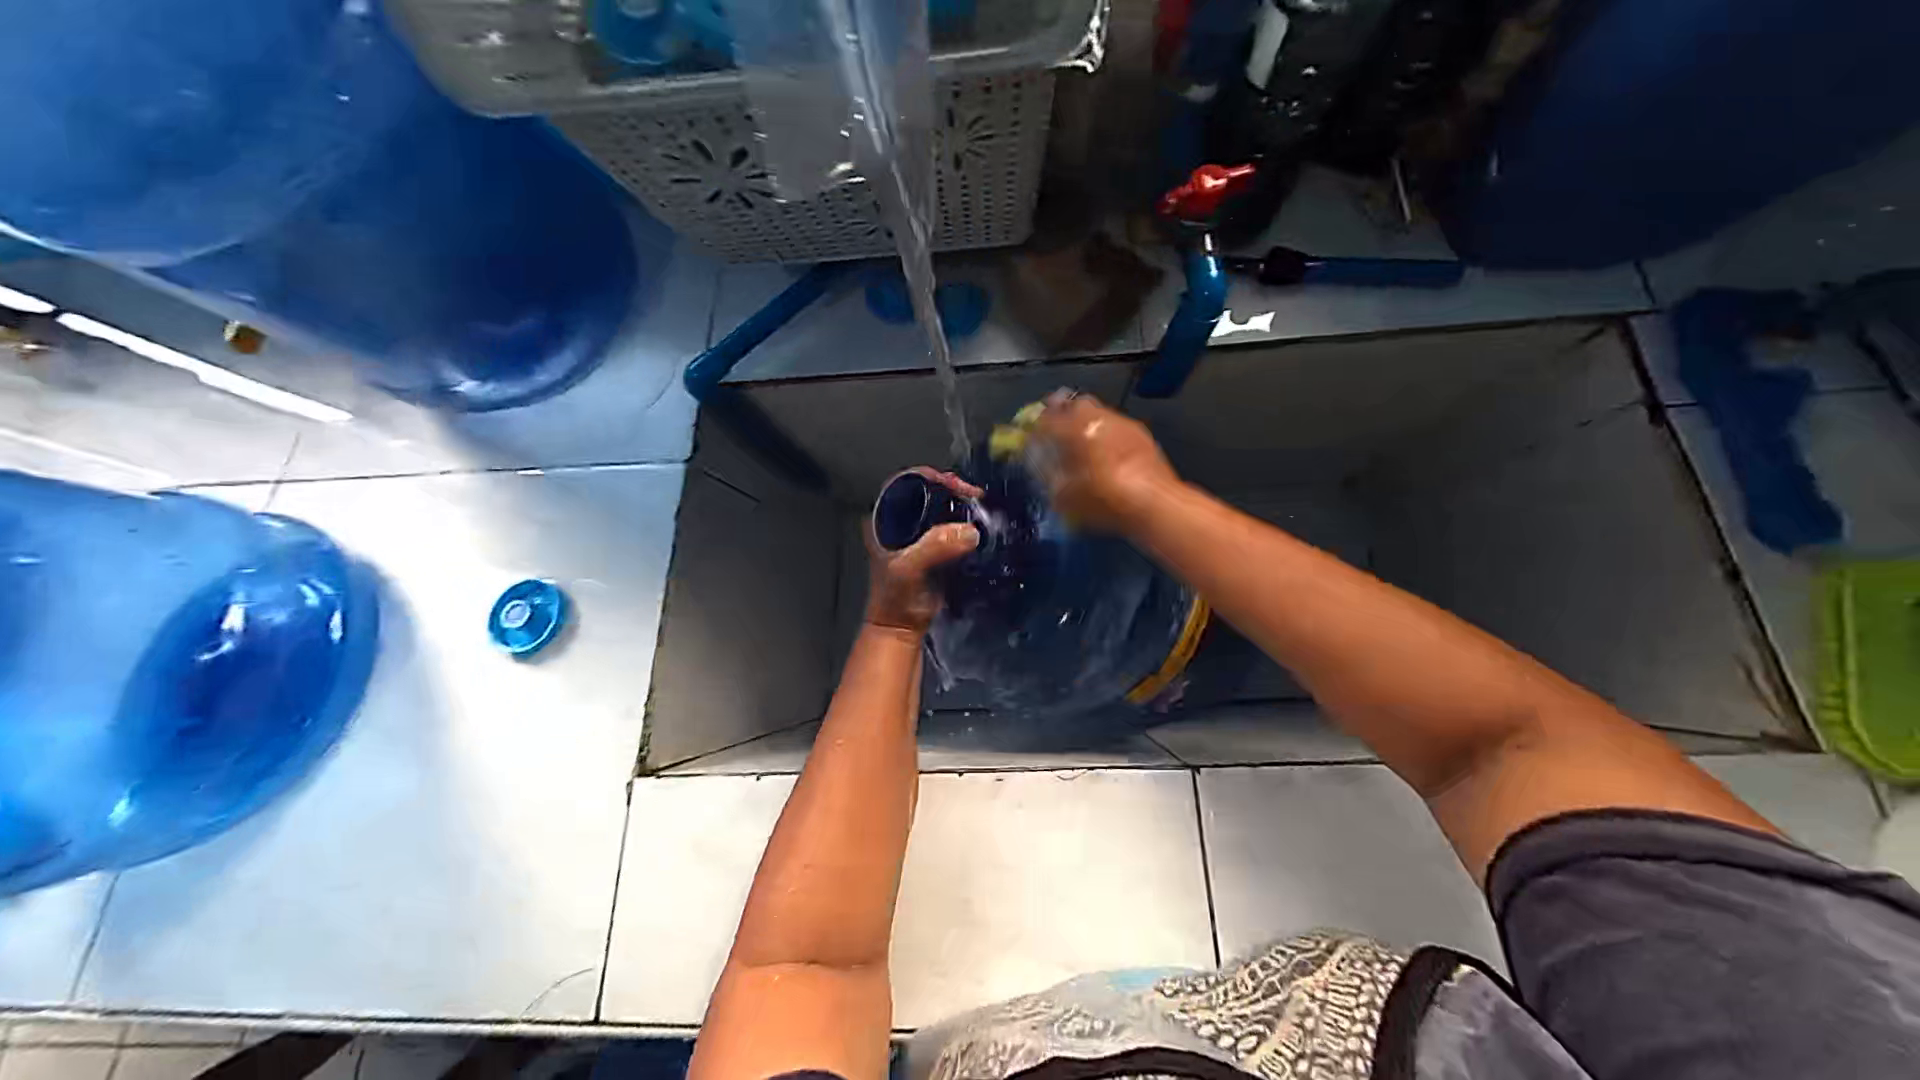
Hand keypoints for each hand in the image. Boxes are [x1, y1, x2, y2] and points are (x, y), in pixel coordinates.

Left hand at [864, 468, 980, 635]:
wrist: (902, 629)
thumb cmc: (897, 599)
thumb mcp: (910, 569)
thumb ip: (934, 548)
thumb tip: (969, 532)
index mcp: (883, 519)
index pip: (905, 483)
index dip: (929, 477)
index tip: (953, 484)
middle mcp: (898, 520)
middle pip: (927, 491)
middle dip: (950, 488)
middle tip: (972, 494)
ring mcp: (917, 533)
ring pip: (941, 507)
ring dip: (961, 504)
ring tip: (979, 505)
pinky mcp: (935, 547)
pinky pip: (952, 525)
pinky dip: (966, 521)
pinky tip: (980, 521)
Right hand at [1031, 390, 1179, 530]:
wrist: (1154, 504)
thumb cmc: (1103, 501)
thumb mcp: (1063, 496)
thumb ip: (1046, 474)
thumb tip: (1038, 462)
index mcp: (1072, 429)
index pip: (1043, 418)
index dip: (1033, 427)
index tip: (1029, 435)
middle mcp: (1096, 417)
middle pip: (1072, 404)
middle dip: (1061, 414)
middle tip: (1055, 432)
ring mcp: (1121, 422)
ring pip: (1096, 413)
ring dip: (1085, 423)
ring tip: (1081, 444)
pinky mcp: (1141, 433)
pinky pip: (1115, 426)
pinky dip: (1105, 434)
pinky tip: (1107, 453)